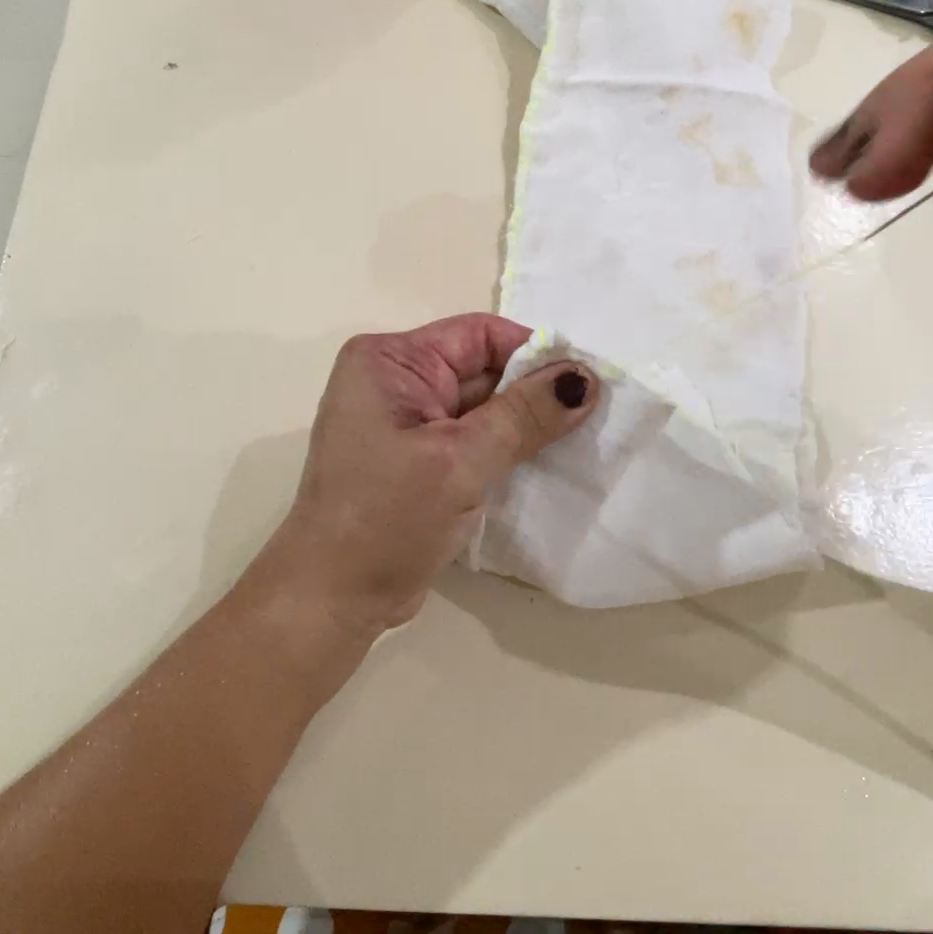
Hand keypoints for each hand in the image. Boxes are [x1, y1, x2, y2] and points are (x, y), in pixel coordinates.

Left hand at [256, 314, 596, 636]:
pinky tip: (547, 466)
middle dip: (535, 393)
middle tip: (599, 416)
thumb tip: (585, 378)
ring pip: (482, 410)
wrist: (333, 597)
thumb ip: (524, 416)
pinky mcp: (417, 463)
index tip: (590, 383)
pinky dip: (506, 452)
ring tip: (584, 441)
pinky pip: (472, 442)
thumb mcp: (460, 461)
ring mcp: (405, 425)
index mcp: (390, 361)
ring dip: (525, 427)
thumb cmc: (387, 519)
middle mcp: (394, 382)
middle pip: (483, 370)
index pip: (478, 336)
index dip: (535, 354)